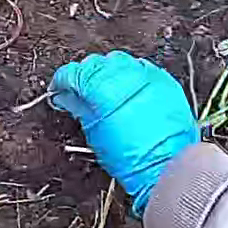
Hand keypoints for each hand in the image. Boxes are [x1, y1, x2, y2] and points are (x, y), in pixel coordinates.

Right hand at [50, 51, 198, 213]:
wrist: (167, 165)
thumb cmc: (132, 157)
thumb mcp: (95, 132)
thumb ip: (78, 107)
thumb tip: (65, 96)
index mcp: (102, 87)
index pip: (73, 72)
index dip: (62, 81)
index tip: (60, 89)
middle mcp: (124, 74)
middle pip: (94, 63)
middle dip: (85, 76)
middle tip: (81, 94)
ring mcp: (145, 75)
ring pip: (117, 61)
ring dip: (108, 73)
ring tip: (106, 93)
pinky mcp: (162, 80)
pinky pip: (139, 68)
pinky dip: (130, 76)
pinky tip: (127, 92)